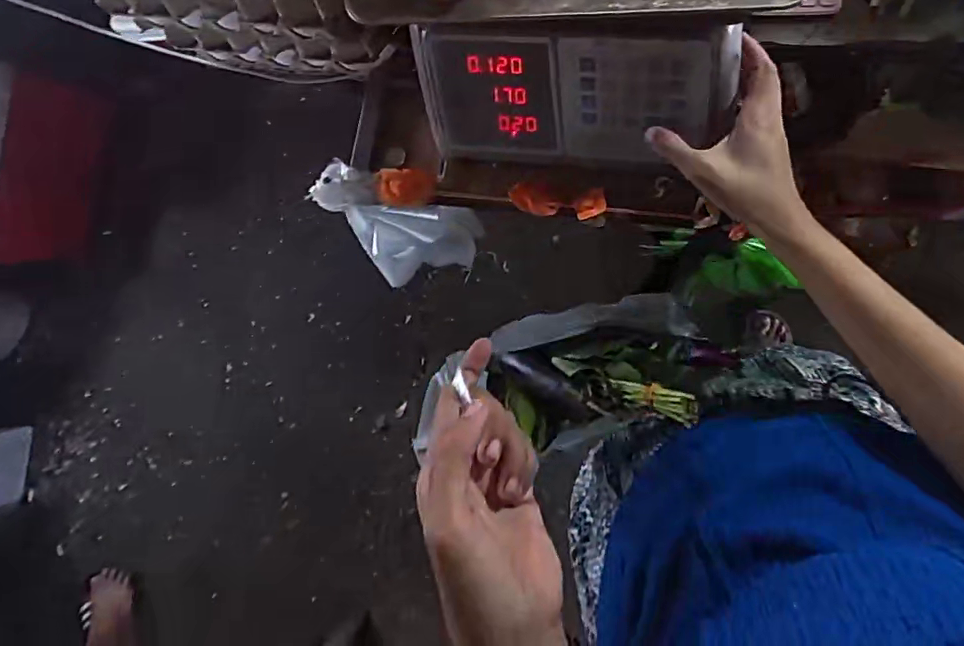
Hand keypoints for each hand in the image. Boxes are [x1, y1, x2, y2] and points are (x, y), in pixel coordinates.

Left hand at [417, 340, 564, 645]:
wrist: (515, 624)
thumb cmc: (473, 578)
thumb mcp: (450, 520)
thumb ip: (455, 458)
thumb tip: (474, 404)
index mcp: (437, 473)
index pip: (448, 410)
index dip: (464, 376)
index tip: (484, 346)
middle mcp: (463, 469)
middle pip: (483, 414)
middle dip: (495, 429)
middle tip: (496, 466)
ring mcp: (492, 478)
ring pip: (508, 431)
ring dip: (514, 454)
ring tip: (511, 493)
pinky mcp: (519, 488)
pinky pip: (526, 452)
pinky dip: (526, 465)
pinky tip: (522, 494)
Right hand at [647, 35, 811, 239]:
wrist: (780, 221)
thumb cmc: (749, 193)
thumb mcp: (706, 172)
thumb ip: (677, 151)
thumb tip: (650, 132)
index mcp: (760, 116)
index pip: (764, 72)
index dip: (754, 50)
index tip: (737, 34)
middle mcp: (770, 118)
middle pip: (766, 78)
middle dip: (749, 59)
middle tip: (723, 47)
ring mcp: (772, 131)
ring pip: (766, 93)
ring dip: (749, 77)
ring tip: (721, 68)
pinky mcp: (769, 144)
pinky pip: (761, 108)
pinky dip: (747, 97)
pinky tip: (724, 105)